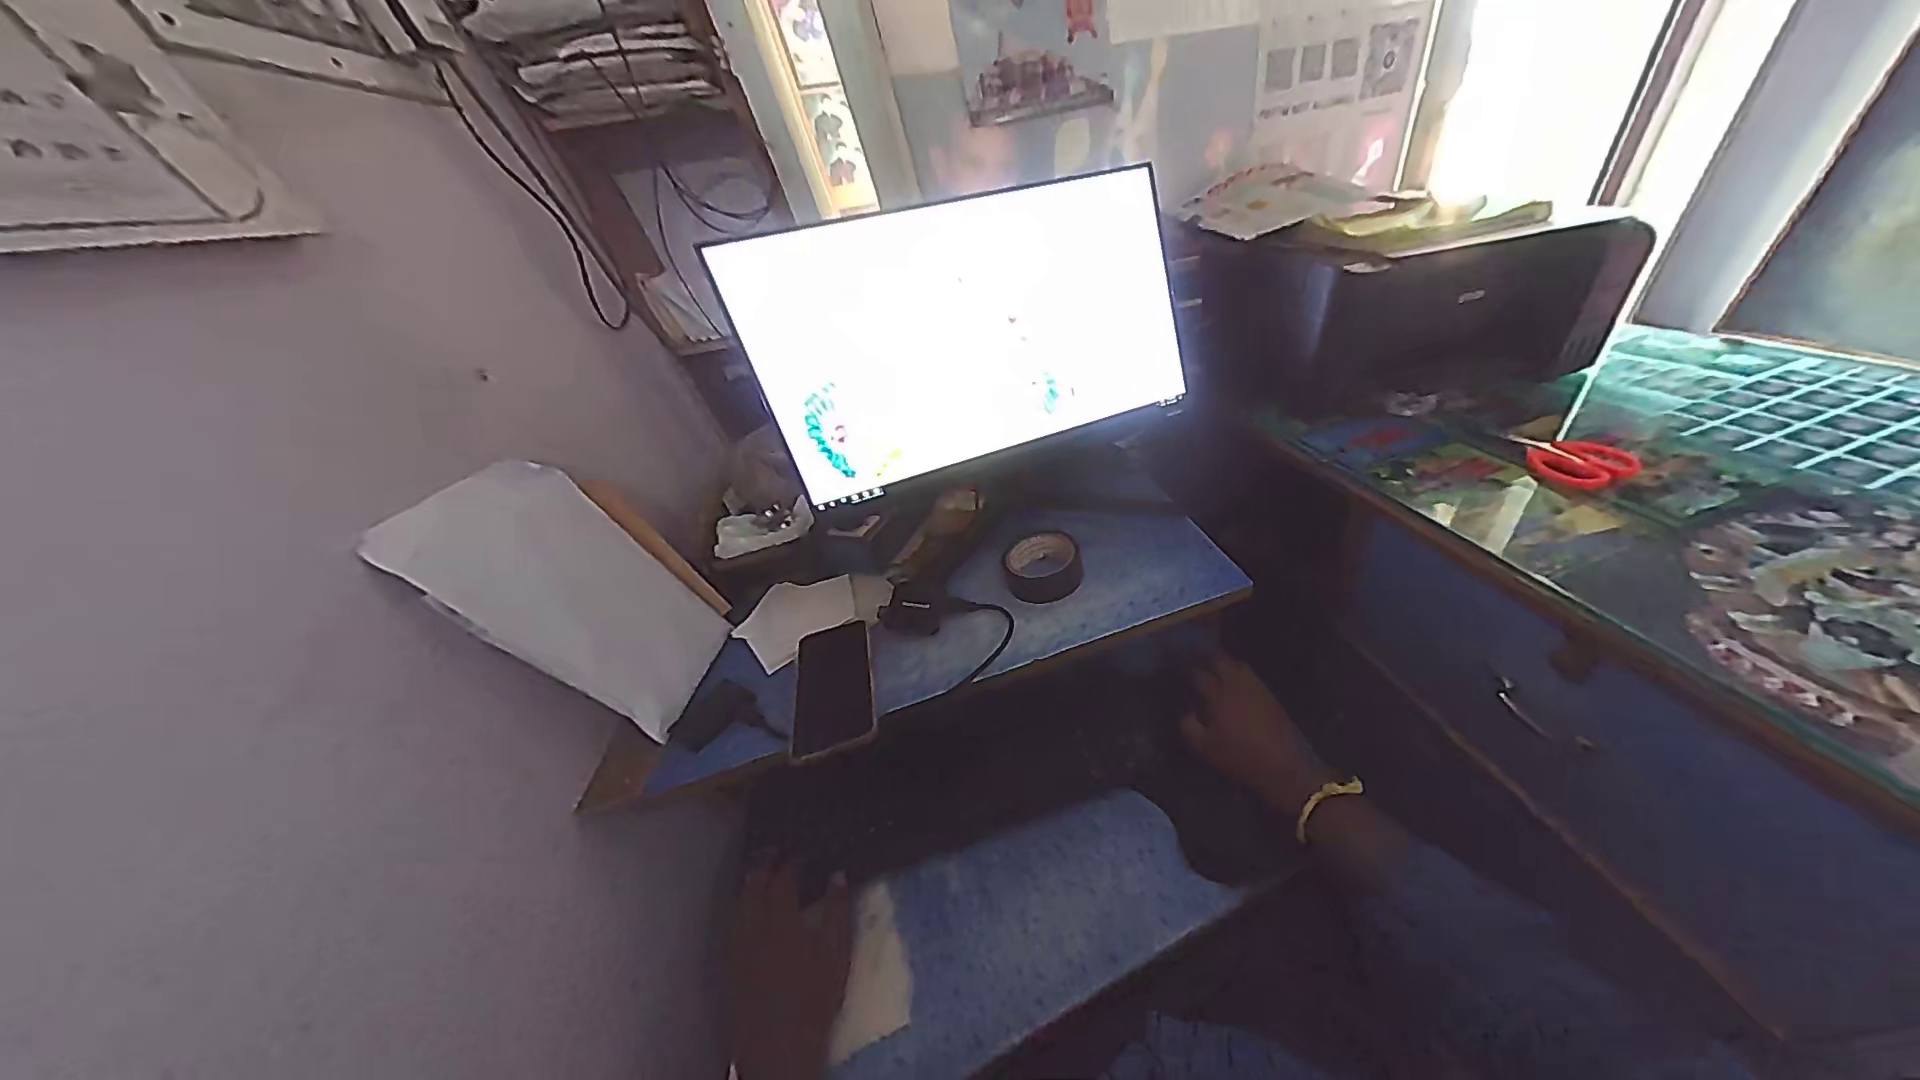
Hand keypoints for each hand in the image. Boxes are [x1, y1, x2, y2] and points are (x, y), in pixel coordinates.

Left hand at [726, 861, 852, 1079]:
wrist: (779, 1053)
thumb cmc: (815, 1003)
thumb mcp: (836, 955)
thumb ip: (837, 911)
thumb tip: (838, 874)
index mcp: (781, 921)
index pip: (784, 878)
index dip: (794, 861)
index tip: (805, 851)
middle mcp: (753, 928)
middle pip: (754, 885)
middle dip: (765, 863)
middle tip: (777, 849)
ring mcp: (736, 948)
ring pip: (739, 903)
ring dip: (750, 882)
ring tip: (759, 870)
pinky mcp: (728, 967)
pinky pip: (732, 925)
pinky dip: (740, 907)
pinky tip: (747, 908)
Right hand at [1178, 653, 1336, 812]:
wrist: (1285, 767)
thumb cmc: (1240, 757)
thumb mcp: (1205, 748)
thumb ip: (1189, 727)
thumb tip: (1188, 712)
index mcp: (1218, 697)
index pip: (1199, 676)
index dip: (1189, 672)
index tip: (1182, 672)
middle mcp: (1237, 686)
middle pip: (1221, 662)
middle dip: (1208, 658)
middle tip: (1198, 660)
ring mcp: (1257, 690)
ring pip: (1239, 667)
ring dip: (1226, 664)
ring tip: (1218, 670)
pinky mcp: (1271, 697)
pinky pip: (1252, 677)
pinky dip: (1241, 674)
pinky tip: (1237, 685)